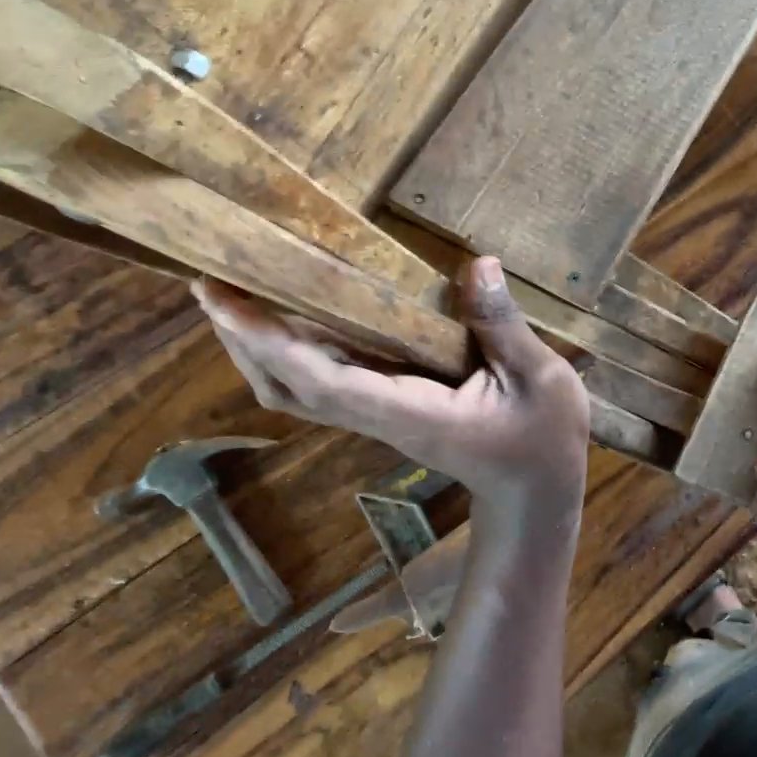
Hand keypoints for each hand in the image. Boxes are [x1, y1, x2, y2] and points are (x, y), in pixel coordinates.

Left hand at [193, 256, 591, 521]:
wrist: (534, 491)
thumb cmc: (542, 438)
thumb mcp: (540, 378)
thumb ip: (504, 325)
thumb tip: (478, 265)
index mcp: (408, 411)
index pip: (321, 378)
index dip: (269, 340)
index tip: (226, 300)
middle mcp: (379, 415)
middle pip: (288, 387)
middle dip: (244, 339)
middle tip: (214, 280)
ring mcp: (380, 416)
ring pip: (297, 389)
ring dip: (259, 346)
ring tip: (239, 293)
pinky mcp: (389, 410)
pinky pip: (323, 382)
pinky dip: (295, 350)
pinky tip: (299, 316)